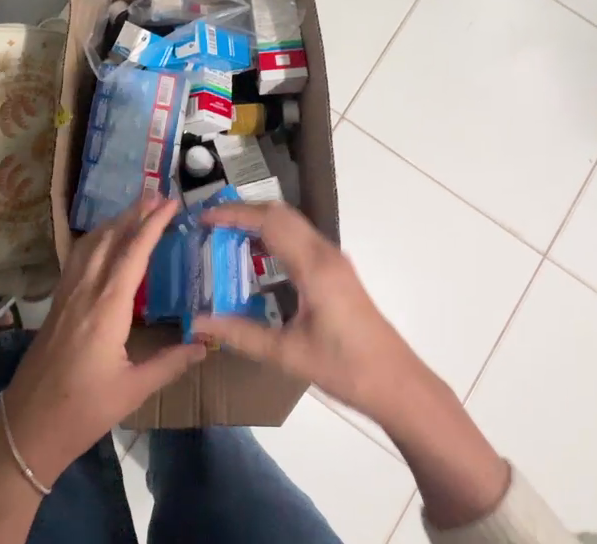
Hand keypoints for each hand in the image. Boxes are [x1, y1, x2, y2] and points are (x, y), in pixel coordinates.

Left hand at [0, 196, 206, 480]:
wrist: (28, 429)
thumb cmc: (83, 411)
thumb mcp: (132, 391)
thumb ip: (170, 363)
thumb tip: (205, 343)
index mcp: (106, 309)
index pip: (132, 254)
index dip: (151, 225)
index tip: (169, 203)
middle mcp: (84, 293)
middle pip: (108, 240)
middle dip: (132, 214)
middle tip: (156, 194)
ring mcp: (66, 297)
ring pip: (89, 246)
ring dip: (112, 223)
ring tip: (135, 210)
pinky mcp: (56, 305)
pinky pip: (77, 260)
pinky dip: (95, 241)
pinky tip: (103, 243)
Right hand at [192, 201, 428, 426]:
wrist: (398, 384)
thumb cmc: (345, 368)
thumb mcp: (288, 354)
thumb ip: (241, 334)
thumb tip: (199, 322)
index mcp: (314, 267)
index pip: (269, 222)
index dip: (234, 214)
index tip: (204, 218)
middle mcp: (325, 254)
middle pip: (281, 214)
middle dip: (243, 212)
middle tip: (209, 224)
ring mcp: (334, 261)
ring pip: (292, 225)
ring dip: (260, 224)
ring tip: (226, 237)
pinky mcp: (337, 273)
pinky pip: (300, 241)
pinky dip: (274, 238)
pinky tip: (256, 260)